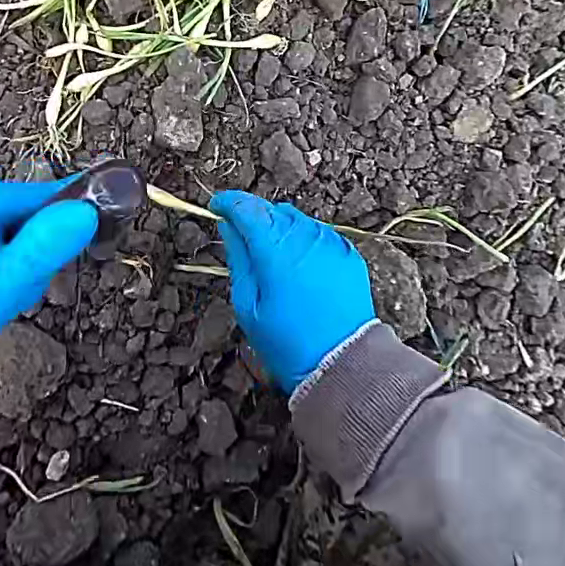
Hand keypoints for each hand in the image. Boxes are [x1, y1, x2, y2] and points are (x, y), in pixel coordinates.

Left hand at [0, 176, 97, 413]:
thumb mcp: (1, 282)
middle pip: (39, 220)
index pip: (55, 195)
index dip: (73, 224)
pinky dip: (5, 280)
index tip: (84, 253)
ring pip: (23, 242)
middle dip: (41, 258)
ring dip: (23, 274)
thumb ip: (47, 244)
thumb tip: (89, 209)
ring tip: (0, 301)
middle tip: (20, 290)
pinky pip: (2, 256)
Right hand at [212, 191, 374, 392]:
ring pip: (296, 218)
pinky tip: (297, 262)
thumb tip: (228, 226)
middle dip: (252, 215)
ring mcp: (329, 242)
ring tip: (269, 254)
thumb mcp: (249, 305)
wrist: (343, 362)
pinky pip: (318, 233)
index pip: (247, 207)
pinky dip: (303, 238)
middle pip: (271, 209)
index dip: (228, 202)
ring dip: (278, 226)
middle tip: (240, 234)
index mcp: (275, 249)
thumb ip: (238, 259)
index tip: (217, 206)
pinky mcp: (347, 252)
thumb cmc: (289, 342)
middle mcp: (305, 236)